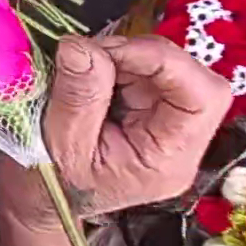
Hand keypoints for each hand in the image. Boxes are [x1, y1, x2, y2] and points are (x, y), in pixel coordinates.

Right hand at [0, 35, 230, 229]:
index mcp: (168, 160)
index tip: (113, 51)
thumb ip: (77, 96)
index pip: (204, 98)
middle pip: (188, 74)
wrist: (41, 199)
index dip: (166, 63)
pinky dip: (113, 60)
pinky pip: (141, 67)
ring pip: (163, 64)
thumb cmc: (54, 185)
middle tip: (92, 56)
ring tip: (82, 70)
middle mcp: (177, 139)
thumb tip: (81, 46)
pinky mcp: (145, 104)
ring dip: (122, 55)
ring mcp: (163, 119)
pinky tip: (87, 75)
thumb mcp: (62, 145)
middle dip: (140, 54)